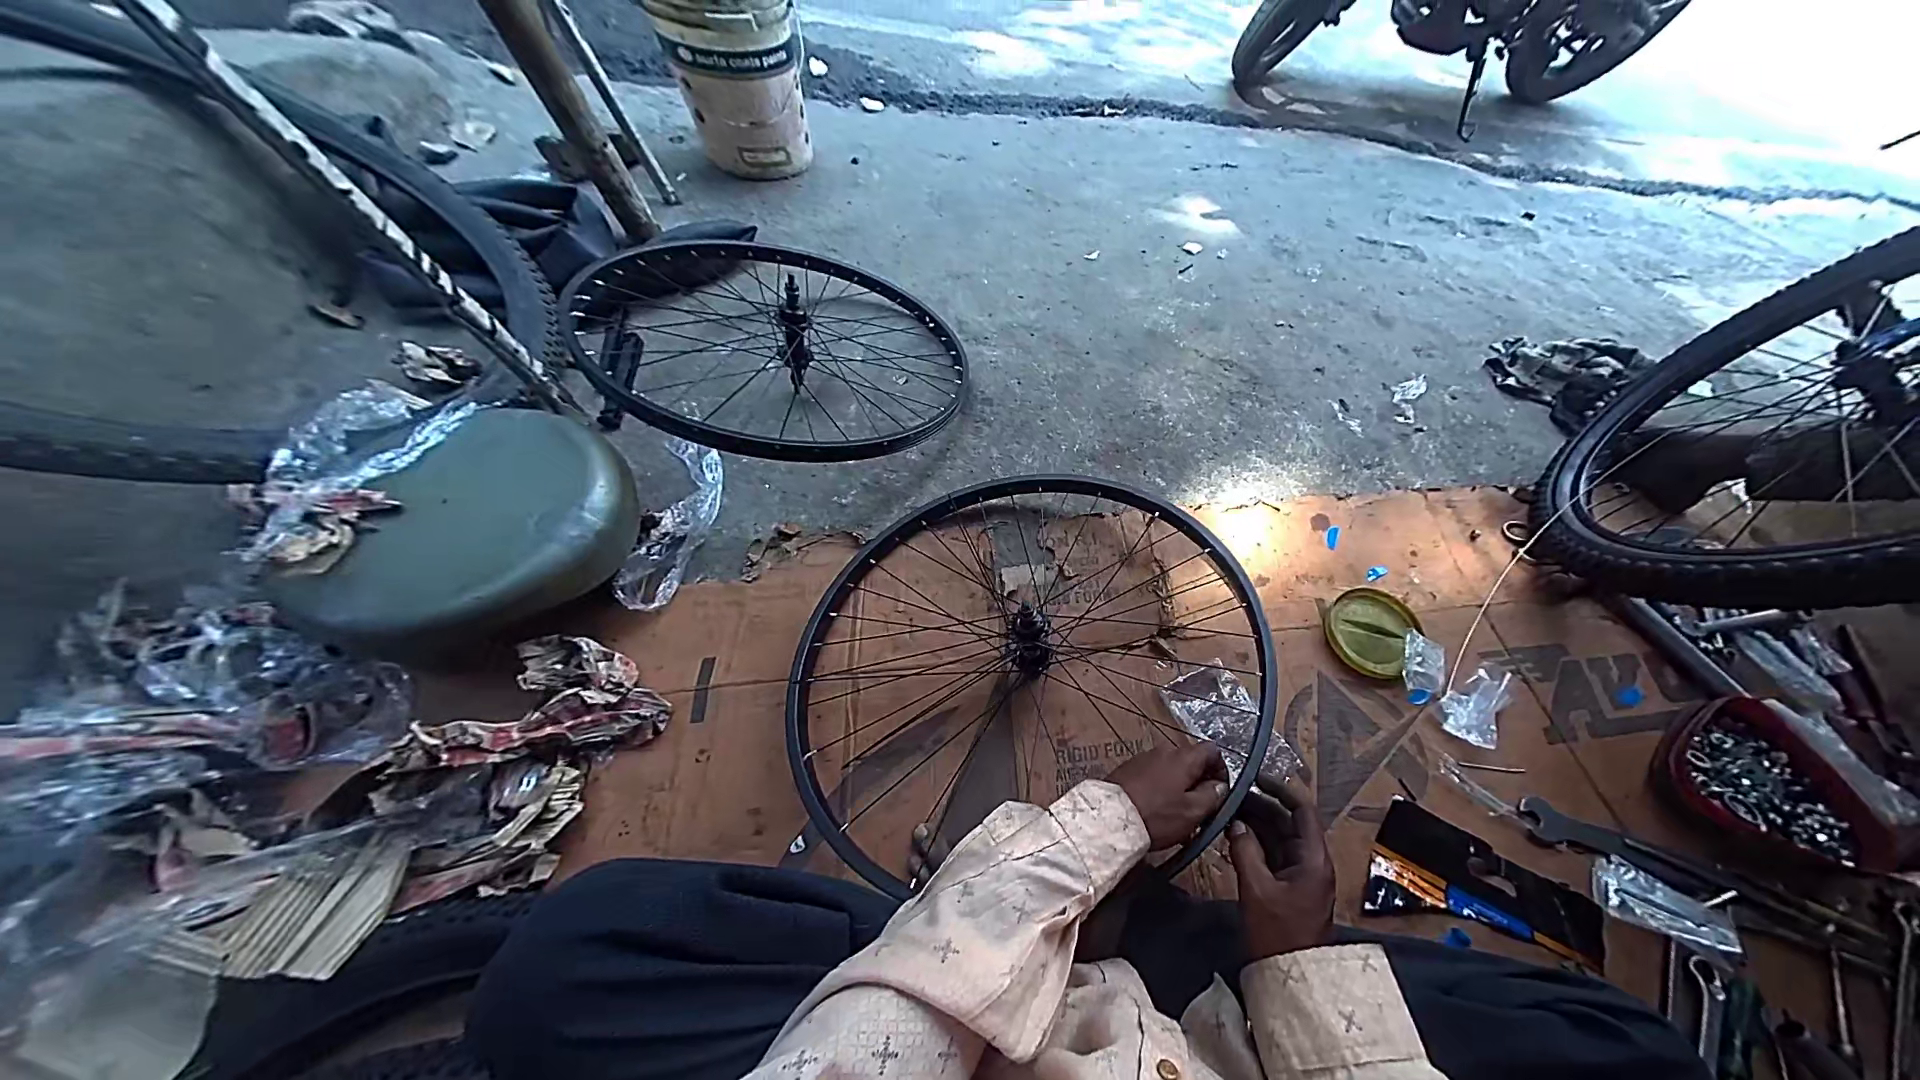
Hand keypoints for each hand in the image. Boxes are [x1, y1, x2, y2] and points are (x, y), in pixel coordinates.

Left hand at [1105, 742, 1229, 849]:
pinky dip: (1162, 790)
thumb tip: (1220, 785)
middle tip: (1202, 811)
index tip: (1220, 793)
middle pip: (1191, 762)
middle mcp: (1163, 750)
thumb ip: (1212, 796)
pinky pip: (1154, 776)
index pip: (1212, 751)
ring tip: (1179, 817)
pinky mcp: (1129, 769)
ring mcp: (1144, 758)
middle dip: (1200, 784)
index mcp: (1183, 756)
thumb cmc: (1156, 814)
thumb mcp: (1193, 811)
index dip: (1221, 770)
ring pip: (1172, 771)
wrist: (1110, 817)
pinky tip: (1159, 812)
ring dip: (1180, 789)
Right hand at [1227, 773, 1334, 958]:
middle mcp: (1310, 861)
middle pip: (1286, 821)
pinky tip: (1230, 833)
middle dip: (1258, 805)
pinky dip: (1252, 840)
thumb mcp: (1258, 888)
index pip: (1302, 811)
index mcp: (1313, 858)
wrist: (1292, 975)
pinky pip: (1270, 852)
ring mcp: (1298, 873)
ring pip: (1276, 836)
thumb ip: (1245, 849)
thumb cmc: (1279, 932)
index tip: (1254, 778)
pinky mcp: (1286, 883)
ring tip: (1225, 810)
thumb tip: (1235, 822)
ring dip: (1253, 822)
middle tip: (1228, 795)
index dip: (1280, 790)